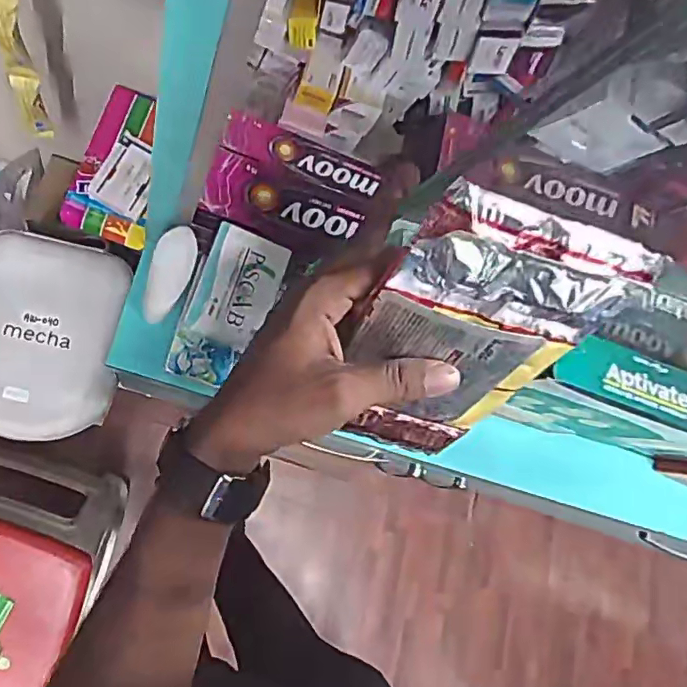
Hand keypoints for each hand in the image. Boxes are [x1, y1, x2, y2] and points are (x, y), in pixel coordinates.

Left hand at [184, 246, 459, 473]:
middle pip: (365, 270)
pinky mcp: (308, 334)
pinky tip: (402, 333)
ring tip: (437, 300)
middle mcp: (313, 295)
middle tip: (449, 275)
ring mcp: (308, 315)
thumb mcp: (343, 393)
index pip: (372, 260)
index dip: (411, 257)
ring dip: (391, 294)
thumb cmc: (282, 404)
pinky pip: (348, 315)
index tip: (451, 259)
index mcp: (319, 295)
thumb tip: (453, 372)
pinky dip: (374, 317)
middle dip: (403, 269)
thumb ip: (396, 379)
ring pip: (358, 294)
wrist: (233, 429)